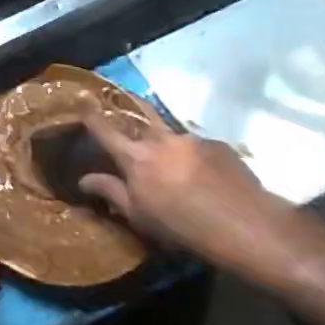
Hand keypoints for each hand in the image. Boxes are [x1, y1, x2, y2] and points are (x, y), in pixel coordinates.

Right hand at [78, 106, 280, 270]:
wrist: (242, 224)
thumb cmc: (179, 225)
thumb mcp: (138, 214)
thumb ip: (110, 192)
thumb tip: (83, 180)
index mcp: (135, 158)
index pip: (105, 131)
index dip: (91, 115)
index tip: (82, 99)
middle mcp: (162, 141)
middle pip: (141, 119)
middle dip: (132, 116)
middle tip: (130, 121)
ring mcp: (193, 140)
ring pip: (173, 139)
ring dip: (171, 151)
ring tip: (181, 175)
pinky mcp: (220, 146)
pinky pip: (199, 148)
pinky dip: (196, 160)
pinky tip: (207, 180)